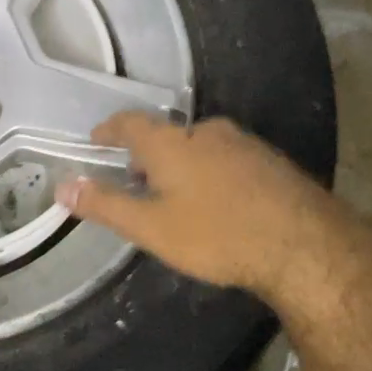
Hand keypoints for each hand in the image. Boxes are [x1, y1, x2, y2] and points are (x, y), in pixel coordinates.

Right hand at [55, 112, 369, 296]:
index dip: (110, 130)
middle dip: (148, 154)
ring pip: (200, 147)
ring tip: (175, 196)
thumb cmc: (218, 235)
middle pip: (167, 135)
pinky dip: (212, 174)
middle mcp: (207, 132)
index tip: (97, 140)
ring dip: (182, 164)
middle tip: (135, 181)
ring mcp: (245, 144)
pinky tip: (218, 204)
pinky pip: (228, 160)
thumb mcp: (151, 228)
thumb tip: (63, 186)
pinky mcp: (272, 163)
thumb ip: (105, 206)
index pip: (130, 122)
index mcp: (171, 142)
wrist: (308, 248)